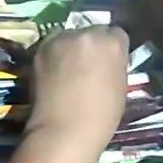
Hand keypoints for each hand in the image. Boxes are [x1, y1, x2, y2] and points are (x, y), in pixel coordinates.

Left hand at [27, 26, 129, 141]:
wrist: (64, 130)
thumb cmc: (101, 116)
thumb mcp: (120, 86)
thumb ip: (114, 65)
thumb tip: (106, 61)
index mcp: (113, 43)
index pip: (116, 35)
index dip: (112, 49)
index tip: (107, 62)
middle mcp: (87, 34)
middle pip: (92, 32)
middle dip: (91, 46)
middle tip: (86, 66)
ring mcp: (62, 39)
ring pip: (70, 36)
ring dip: (71, 48)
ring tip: (67, 71)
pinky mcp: (41, 47)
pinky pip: (52, 45)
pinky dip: (54, 55)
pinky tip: (54, 73)